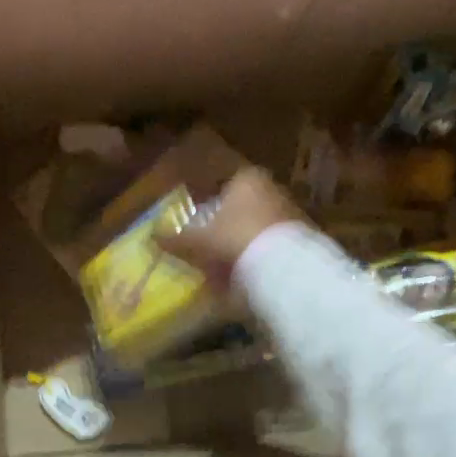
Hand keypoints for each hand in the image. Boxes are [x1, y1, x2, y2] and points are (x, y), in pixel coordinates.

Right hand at [157, 167, 302, 283]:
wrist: (285, 266)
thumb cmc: (236, 238)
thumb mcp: (200, 241)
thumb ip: (177, 238)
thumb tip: (153, 235)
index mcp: (247, 179)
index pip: (223, 185)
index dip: (208, 204)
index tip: (199, 224)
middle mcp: (272, 189)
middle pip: (242, 207)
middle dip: (227, 226)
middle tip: (209, 248)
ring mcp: (290, 213)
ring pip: (258, 228)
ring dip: (243, 244)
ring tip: (227, 268)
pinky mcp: (302, 238)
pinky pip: (272, 246)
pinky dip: (260, 258)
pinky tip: (248, 278)